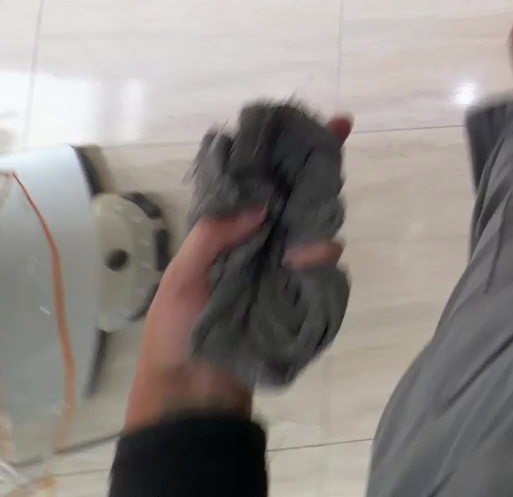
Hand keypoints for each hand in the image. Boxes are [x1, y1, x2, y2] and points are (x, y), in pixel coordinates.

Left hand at [124, 115, 351, 429]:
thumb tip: (261, 205)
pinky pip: (328, 260)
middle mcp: (269, 234)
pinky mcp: (307, 285)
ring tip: (296, 254)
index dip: (299, 148)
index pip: (270, 177)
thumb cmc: (177, 329)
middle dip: (322, 177)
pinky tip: (304, 267)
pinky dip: (321, 258)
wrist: (193, 389)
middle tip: (328, 174)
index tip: (335, 122)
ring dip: (317, 228)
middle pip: (307, 191)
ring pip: (322, 222)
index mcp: (235, 225)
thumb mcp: (181, 277)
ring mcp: (290, 259)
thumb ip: (213, 235)